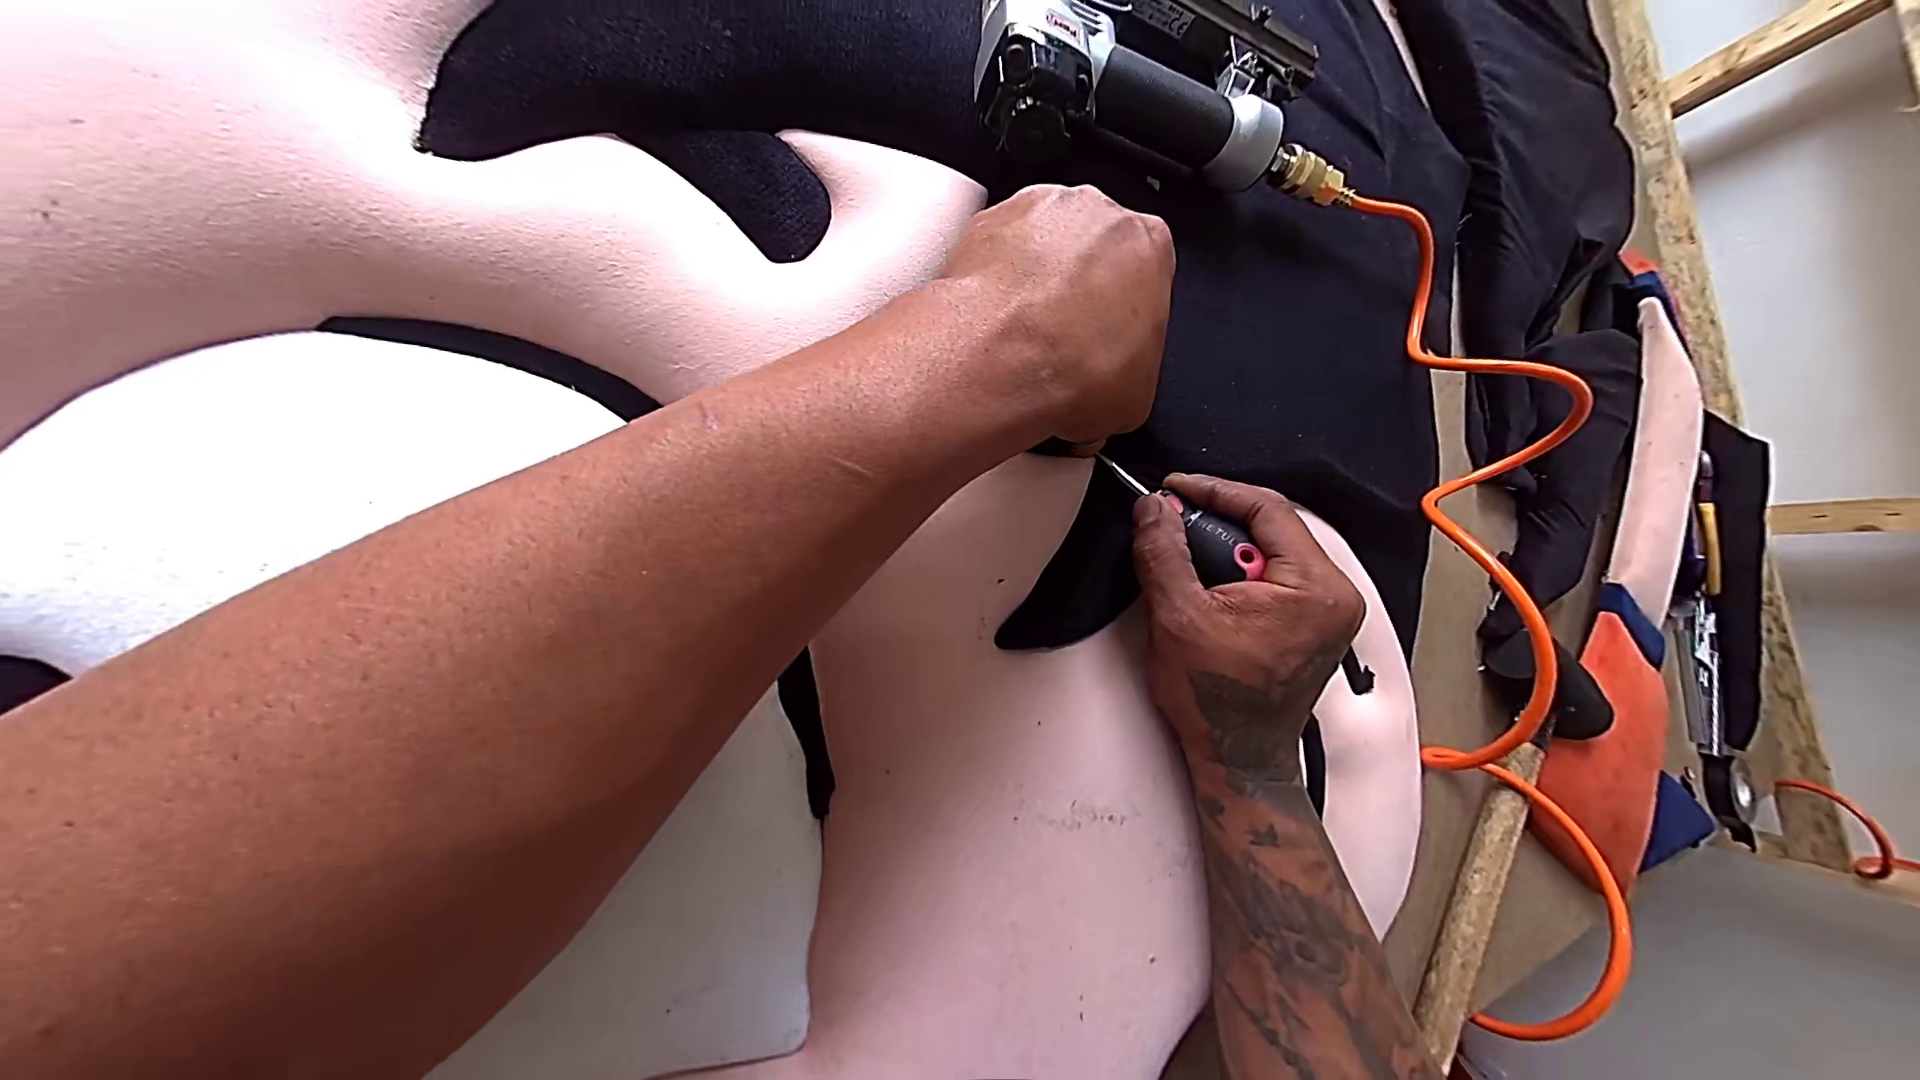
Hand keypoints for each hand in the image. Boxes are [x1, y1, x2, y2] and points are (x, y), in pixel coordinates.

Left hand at [939, 184, 1173, 443]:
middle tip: (1059, 337)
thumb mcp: (1134, 398)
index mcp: (1148, 243)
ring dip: (1031, 278)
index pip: (1140, 271)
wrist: (1010, 363)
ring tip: (1019, 334)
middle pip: (1088, 246)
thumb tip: (1112, 396)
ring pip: (1038, 241)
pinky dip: (989, 279)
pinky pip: (991, 249)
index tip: (1103, 337)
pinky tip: (989, 323)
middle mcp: (1095, 212)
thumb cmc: (1075, 368)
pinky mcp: (985, 221)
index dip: (1120, 311)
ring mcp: (1036, 210)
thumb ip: (1131, 375)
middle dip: (1075, 286)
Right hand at [1131, 474, 1363, 777]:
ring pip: (1266, 550)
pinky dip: (1233, 569)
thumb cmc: (1216, 701)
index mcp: (1314, 589)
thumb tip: (1153, 509)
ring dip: (1221, 547)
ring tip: (1183, 563)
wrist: (1235, 756)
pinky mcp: (1308, 623)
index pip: (1267, 509)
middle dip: (1214, 522)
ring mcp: (1325, 611)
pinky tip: (1204, 584)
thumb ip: (1164, 553)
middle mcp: (1333, 596)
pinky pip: (1271, 574)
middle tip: (1170, 525)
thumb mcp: (1177, 617)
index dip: (1213, 490)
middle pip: (1269, 528)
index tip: (1175, 488)